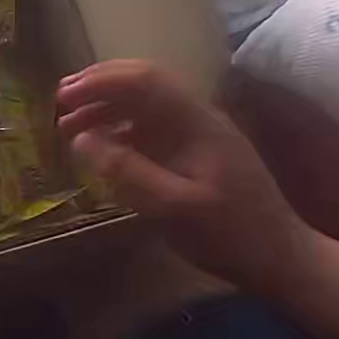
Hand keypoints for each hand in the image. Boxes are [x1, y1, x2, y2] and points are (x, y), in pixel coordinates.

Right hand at [57, 60, 308, 293]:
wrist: (278, 257)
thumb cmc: (228, 234)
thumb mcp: (173, 208)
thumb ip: (126, 170)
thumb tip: (81, 139)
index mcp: (196, 122)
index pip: (145, 81)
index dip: (101, 81)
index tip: (64, 96)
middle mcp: (196, 119)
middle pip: (144, 84)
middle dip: (99, 87)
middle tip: (60, 101)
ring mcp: (196, 136)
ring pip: (145, 106)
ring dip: (106, 109)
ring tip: (69, 125)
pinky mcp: (193, 154)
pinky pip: (151, 130)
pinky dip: (120, 131)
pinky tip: (101, 146)